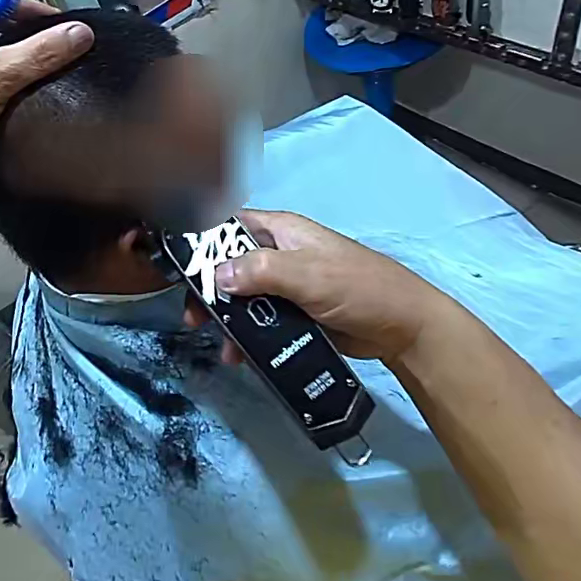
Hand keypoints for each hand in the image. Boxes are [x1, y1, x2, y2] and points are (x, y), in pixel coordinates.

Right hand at [212, 210, 457, 363]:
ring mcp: (288, 286)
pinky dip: (248, 336)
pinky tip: (240, 355)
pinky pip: (262, 321)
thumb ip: (261, 270)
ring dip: (228, 319)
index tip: (180, 267)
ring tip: (221, 344)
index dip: (204, 240)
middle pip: (231, 265)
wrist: (400, 326)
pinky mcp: (295, 314)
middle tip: (194, 316)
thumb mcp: (307, 274)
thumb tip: (217, 274)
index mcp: (282, 231)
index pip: (232, 225)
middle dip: (211, 289)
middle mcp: (280, 254)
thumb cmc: (356, 286)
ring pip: (244, 297)